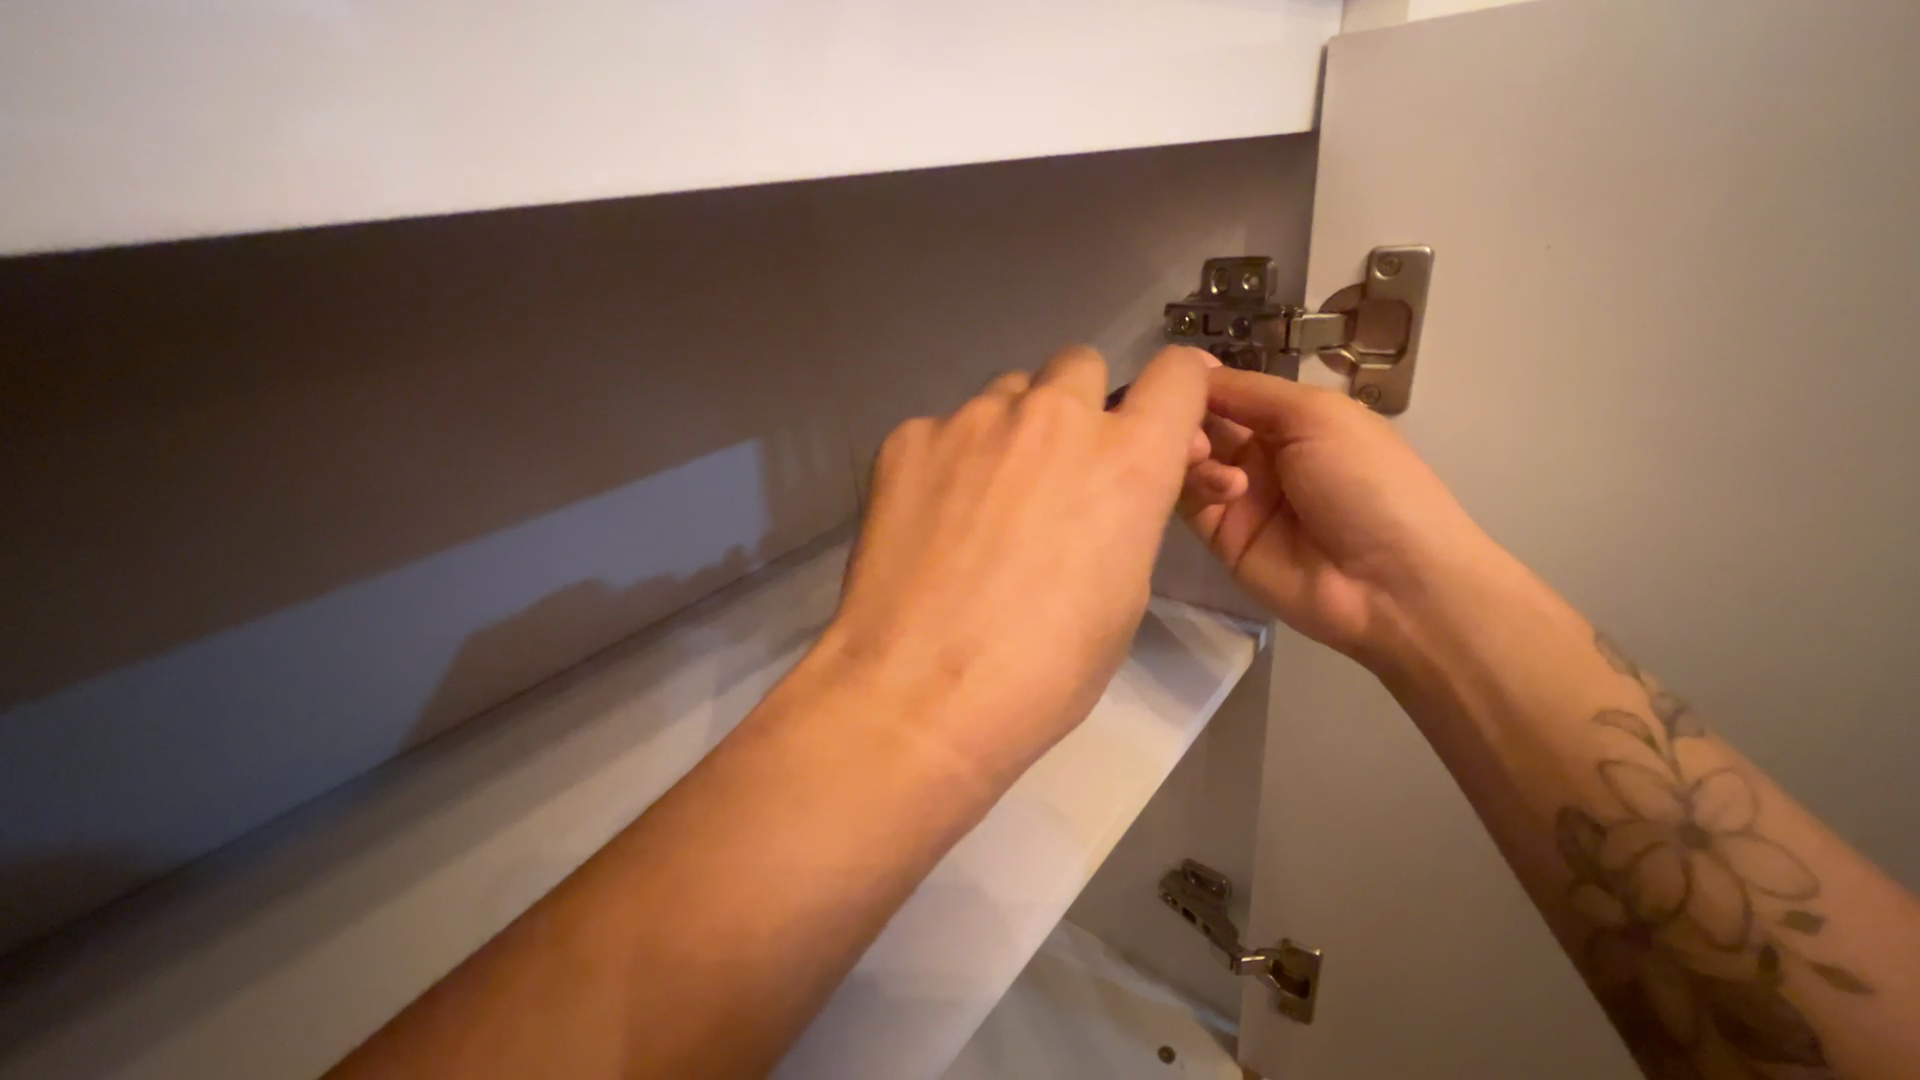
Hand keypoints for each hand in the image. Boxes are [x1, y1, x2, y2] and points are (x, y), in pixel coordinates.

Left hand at [820, 345, 1210, 786]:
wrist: (919, 695)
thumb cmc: (1043, 669)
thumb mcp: (1122, 595)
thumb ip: (1126, 514)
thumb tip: (1109, 487)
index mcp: (1126, 460)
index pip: (1176, 374)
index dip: (1175, 387)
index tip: (1160, 413)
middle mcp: (1052, 419)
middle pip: (1078, 366)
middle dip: (1078, 405)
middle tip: (1056, 471)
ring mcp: (971, 422)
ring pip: (1005, 396)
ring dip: (1009, 431)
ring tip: (981, 507)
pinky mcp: (907, 440)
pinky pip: (942, 430)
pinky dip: (947, 461)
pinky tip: (930, 523)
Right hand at [1178, 366, 1500, 664]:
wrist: (1389, 583)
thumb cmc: (1367, 481)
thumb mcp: (1318, 415)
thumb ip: (1248, 392)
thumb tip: (1188, 370)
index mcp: (1292, 419)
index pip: (1230, 391)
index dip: (1199, 382)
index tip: (1169, 376)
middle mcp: (1261, 453)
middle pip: (1202, 423)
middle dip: (1186, 415)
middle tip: (1173, 417)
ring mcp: (1238, 496)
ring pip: (1189, 460)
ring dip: (1190, 450)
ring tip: (1203, 456)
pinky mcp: (1220, 537)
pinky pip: (1189, 501)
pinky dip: (1195, 485)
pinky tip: (1226, 489)